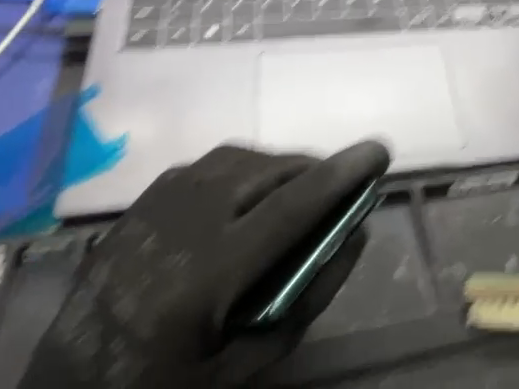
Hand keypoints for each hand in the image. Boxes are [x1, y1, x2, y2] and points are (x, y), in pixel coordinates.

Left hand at [23, 140, 389, 388]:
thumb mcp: (241, 367)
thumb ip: (303, 304)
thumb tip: (352, 240)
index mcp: (208, 272)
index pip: (292, 205)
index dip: (341, 175)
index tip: (379, 152)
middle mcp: (184, 222)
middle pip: (268, 171)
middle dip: (314, 169)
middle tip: (343, 184)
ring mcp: (156, 206)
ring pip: (238, 159)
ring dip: (278, 166)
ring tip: (299, 188)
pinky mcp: (138, 203)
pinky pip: (205, 166)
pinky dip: (242, 170)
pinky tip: (247, 195)